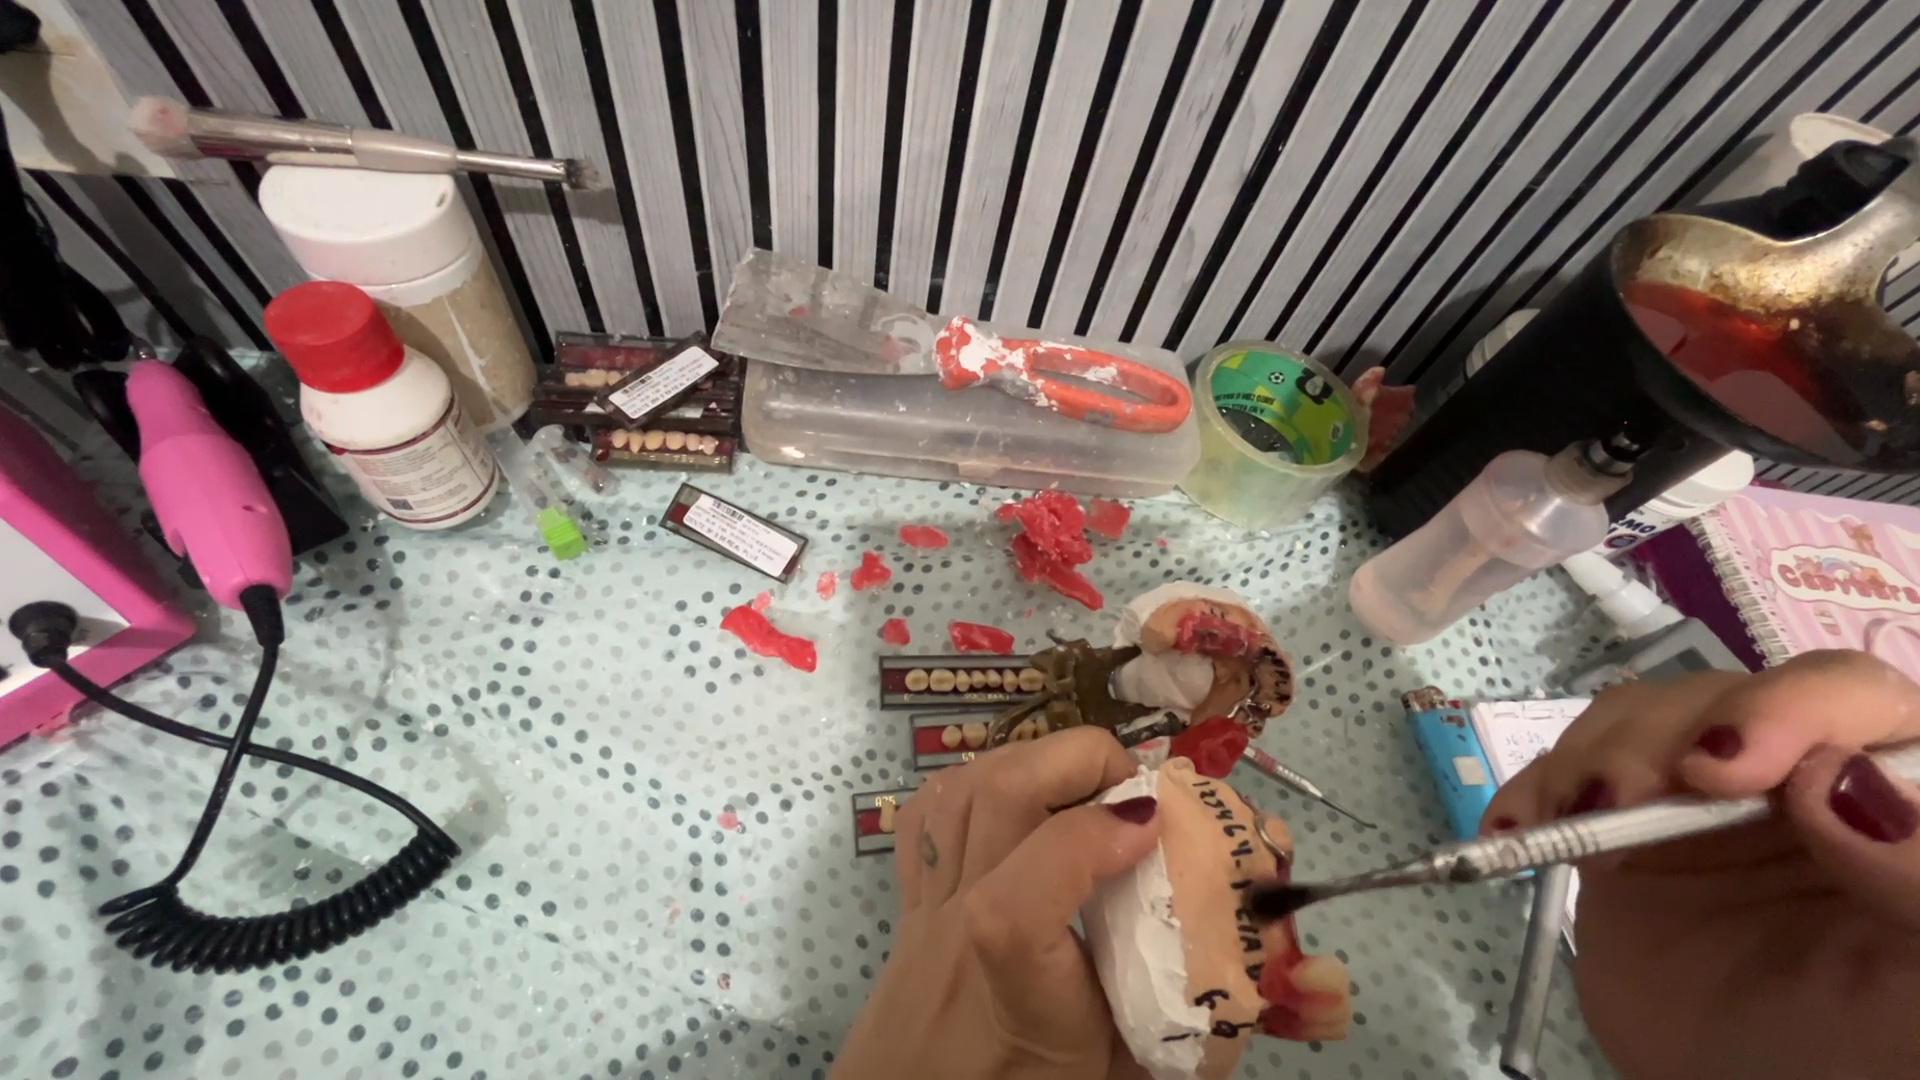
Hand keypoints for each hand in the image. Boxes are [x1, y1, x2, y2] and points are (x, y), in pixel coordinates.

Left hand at [834, 728, 1158, 1079]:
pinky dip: (975, 779)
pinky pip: (927, 810)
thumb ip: (1190, 1010)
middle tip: (1132, 787)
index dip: (1087, 840)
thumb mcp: (1128, 1061)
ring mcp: (926, 902)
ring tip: (1083, 779)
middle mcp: (957, 933)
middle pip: (993, 801)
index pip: (1018, 909)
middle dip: (1076, 761)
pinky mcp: (910, 889)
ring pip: (962, 789)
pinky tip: (1011, 792)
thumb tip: (1258, 937)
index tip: (1152, 823)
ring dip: (1035, 759)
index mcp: (1017, 995)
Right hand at [1481, 652, 1919, 1079]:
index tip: (1717, 770)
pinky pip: (1561, 776)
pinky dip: (1529, 790)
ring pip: (1629, 722)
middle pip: (1713, 698)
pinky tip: (1514, 826)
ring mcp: (1694, 802)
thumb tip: (1841, 782)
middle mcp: (1792, 778)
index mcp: (1894, 793)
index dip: (1781, 708)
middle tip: (1615, 801)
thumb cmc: (1871, 1056)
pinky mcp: (1617, 827)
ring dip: (1585, 758)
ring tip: (1568, 821)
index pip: (1843, 695)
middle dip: (1652, 738)